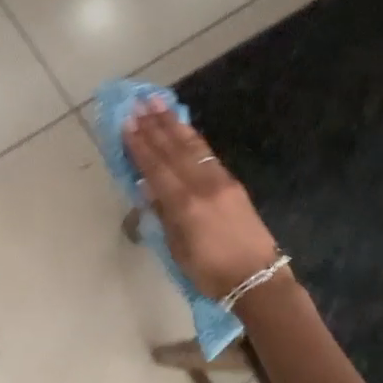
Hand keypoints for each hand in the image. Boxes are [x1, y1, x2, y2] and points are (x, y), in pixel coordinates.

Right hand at [122, 100, 280, 299]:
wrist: (257, 279)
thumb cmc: (210, 274)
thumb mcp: (177, 249)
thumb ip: (163, 215)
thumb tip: (148, 187)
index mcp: (184, 206)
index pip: (156, 168)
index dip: (139, 145)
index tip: (126, 123)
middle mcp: (202, 187)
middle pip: (173, 151)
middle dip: (153, 126)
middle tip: (137, 103)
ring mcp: (220, 182)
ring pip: (192, 147)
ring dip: (173, 124)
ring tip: (157, 104)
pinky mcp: (233, 184)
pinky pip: (207, 155)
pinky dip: (192, 139)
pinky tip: (183, 128)